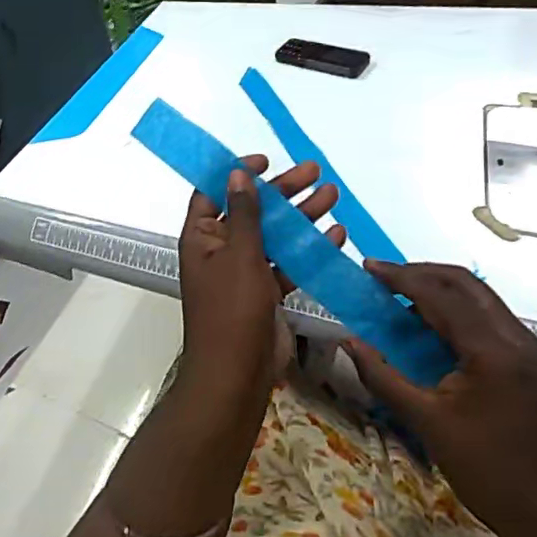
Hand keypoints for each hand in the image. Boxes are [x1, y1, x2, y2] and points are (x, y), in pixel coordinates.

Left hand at [178, 157, 342, 397]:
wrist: (236, 376)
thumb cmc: (231, 310)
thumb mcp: (239, 255)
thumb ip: (244, 214)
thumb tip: (237, 173)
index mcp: (201, 237)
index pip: (214, 192)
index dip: (237, 172)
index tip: (266, 160)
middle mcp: (220, 249)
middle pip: (253, 210)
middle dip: (283, 190)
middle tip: (315, 171)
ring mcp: (244, 272)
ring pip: (274, 235)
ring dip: (302, 216)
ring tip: (333, 194)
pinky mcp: (265, 292)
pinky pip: (287, 263)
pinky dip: (308, 249)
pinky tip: (335, 235)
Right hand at [343, 262, 536, 536]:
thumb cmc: (492, 474)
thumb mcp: (429, 425)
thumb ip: (384, 378)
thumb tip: (349, 342)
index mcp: (493, 350)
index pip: (440, 295)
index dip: (400, 277)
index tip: (367, 267)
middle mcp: (516, 338)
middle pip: (465, 284)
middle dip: (421, 274)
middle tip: (383, 278)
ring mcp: (529, 350)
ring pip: (480, 298)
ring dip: (440, 290)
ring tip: (401, 298)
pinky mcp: (532, 364)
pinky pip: (489, 319)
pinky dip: (457, 311)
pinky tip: (432, 329)